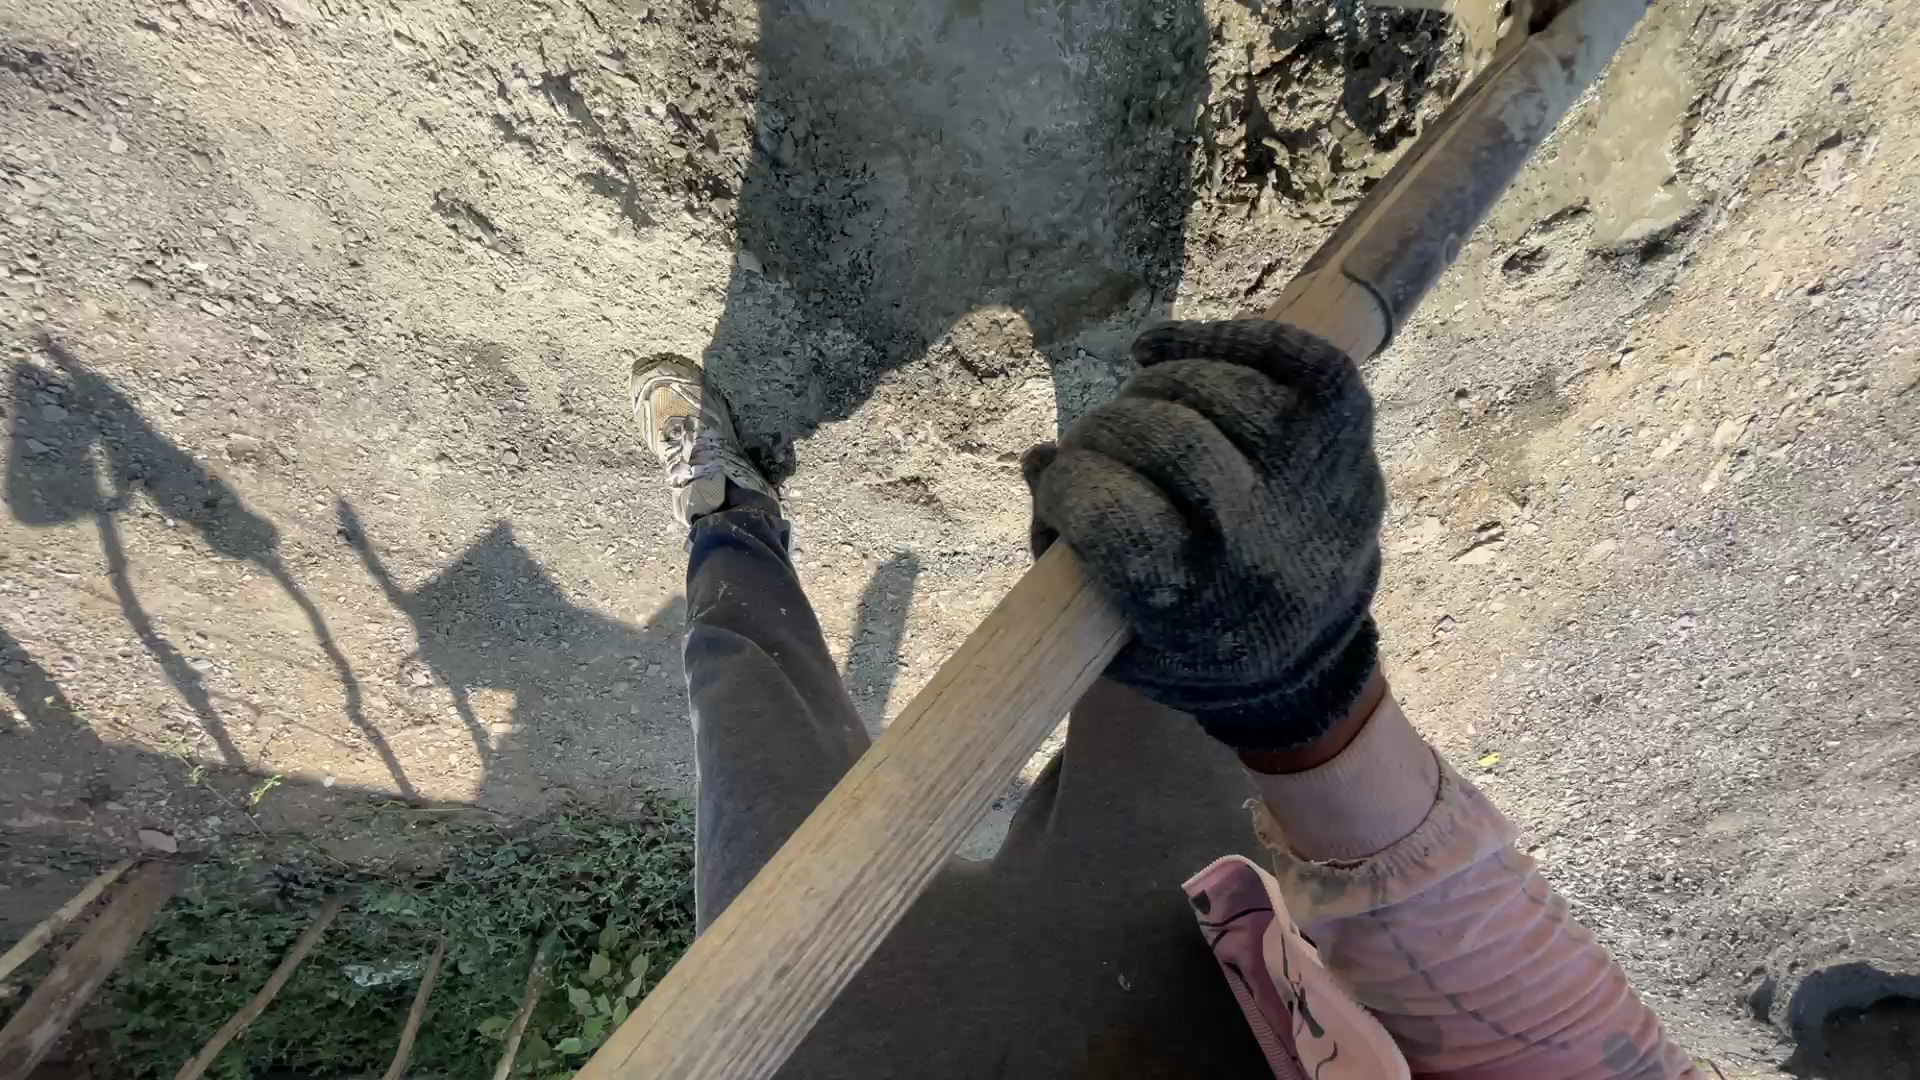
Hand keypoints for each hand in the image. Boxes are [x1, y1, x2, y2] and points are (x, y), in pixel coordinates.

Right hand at [1023, 320, 1384, 751]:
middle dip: (1102, 433)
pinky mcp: (1348, 437)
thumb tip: (1039, 459)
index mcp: (1197, 604)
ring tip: (1136, 412)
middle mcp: (1264, 540)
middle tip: (1092, 447)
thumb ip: (1064, 554)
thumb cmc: (1189, 651)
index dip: (1065, 487)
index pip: (1109, 513)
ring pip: (1218, 389)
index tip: (1056, 486)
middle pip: (1164, 439)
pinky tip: (1163, 351)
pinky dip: (1218, 337)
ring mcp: (1318, 480)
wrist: (1307, 666)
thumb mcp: (1109, 637)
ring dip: (1153, 390)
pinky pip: (1289, 353)